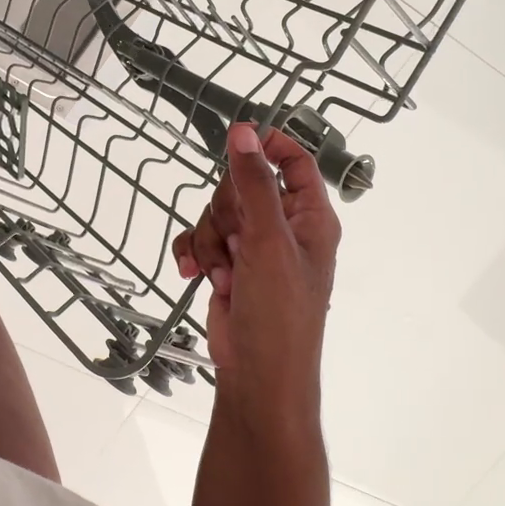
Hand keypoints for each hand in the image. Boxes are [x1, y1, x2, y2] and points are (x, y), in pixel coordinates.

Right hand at [173, 124, 339, 382]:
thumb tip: (244, 130)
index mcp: (310, 218)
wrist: (257, 375)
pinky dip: (194, 253)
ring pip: (216, 213)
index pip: (296, 162)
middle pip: (242, 186)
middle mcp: (282, 228)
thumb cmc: (279, 311)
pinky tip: (194, 274)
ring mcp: (252, 248)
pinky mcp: (226, 266)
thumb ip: (254, 183)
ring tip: (223, 273)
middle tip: (235, 238)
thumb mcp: (268, 240)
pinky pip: (199, 239)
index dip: (270, 145)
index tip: (239, 139)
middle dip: (226, 211)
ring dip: (209, 241)